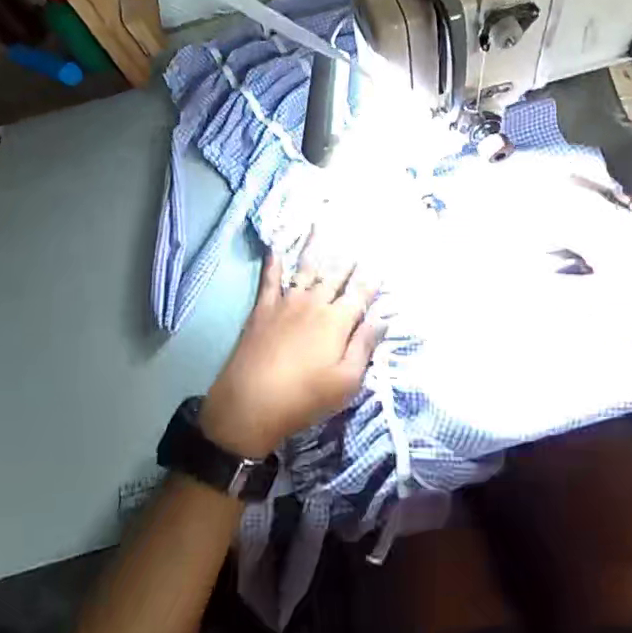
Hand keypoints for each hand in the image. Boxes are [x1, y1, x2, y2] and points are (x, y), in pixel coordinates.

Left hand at [201, 247, 382, 457]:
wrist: (248, 405)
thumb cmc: (304, 398)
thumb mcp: (347, 381)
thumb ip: (365, 345)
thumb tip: (383, 318)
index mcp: (338, 321)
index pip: (361, 293)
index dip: (373, 278)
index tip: (383, 263)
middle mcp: (314, 303)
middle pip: (336, 275)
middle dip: (350, 258)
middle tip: (359, 240)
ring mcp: (286, 303)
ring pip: (305, 268)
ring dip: (316, 247)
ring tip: (322, 227)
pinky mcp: (262, 310)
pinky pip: (269, 278)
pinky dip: (274, 261)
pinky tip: (276, 246)